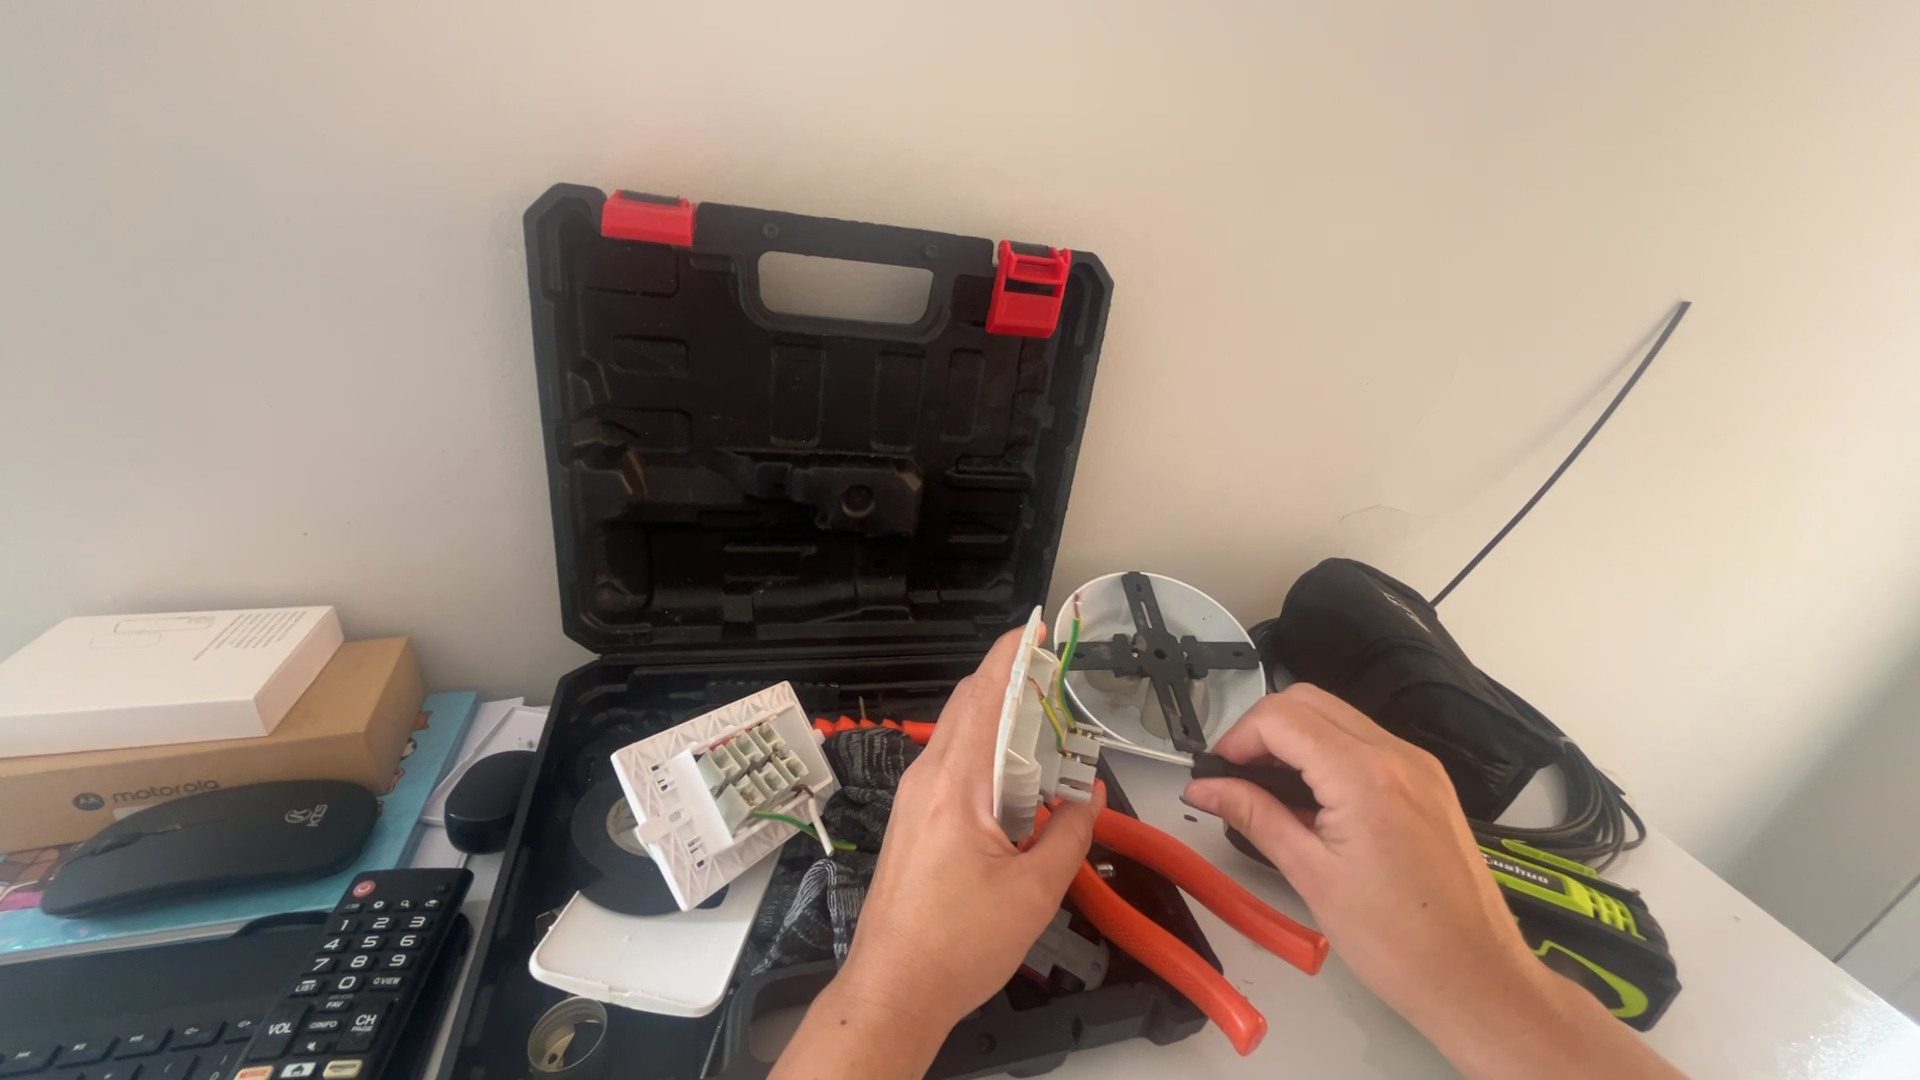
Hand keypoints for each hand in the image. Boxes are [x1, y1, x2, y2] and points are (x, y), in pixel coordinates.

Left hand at [772, 625, 1100, 1079]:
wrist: (893, 988)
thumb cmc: (957, 945)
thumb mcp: (1035, 892)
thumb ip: (1070, 834)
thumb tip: (1089, 798)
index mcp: (957, 786)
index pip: (983, 698)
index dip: (1007, 655)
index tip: (1031, 628)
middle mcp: (928, 779)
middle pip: (967, 705)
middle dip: (1006, 680)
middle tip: (1047, 674)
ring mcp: (914, 796)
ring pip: (956, 732)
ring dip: (995, 718)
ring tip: (1038, 724)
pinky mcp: (912, 816)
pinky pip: (949, 763)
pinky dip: (982, 751)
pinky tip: (1010, 777)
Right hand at [1183, 684, 1681, 1079]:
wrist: (1481, 982)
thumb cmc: (1397, 941)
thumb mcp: (1310, 875)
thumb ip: (1253, 816)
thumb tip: (1203, 788)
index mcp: (1365, 776)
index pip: (1281, 717)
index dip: (1238, 737)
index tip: (1217, 772)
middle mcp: (1396, 754)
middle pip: (1305, 699)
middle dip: (1260, 728)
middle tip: (1236, 774)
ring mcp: (1417, 763)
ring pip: (1333, 713)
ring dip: (1290, 735)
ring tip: (1267, 786)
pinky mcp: (1426, 779)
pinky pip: (1360, 738)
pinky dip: (1322, 749)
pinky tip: (1309, 796)